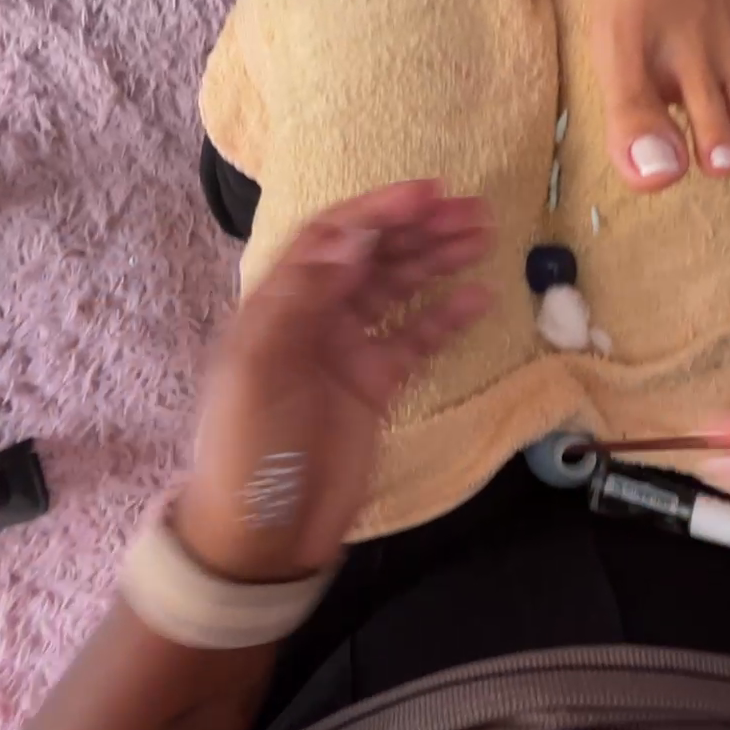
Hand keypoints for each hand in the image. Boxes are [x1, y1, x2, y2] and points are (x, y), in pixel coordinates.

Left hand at [173, 181, 492, 582]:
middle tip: (471, 210)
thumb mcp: (258, 369)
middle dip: (419, 228)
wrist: (262, 535)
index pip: (332, 237)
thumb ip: (303, 297)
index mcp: (280, 302)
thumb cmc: (247, 449)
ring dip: (438, 260)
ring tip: (482, 238)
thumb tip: (355, 237)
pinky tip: (478, 298)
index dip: (378, 210)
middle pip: (372, 255)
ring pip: (399, 288)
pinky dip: (446, 316)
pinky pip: (416, 338)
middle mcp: (316, 314)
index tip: (427, 194)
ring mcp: (349, 347)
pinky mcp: (376, 381)